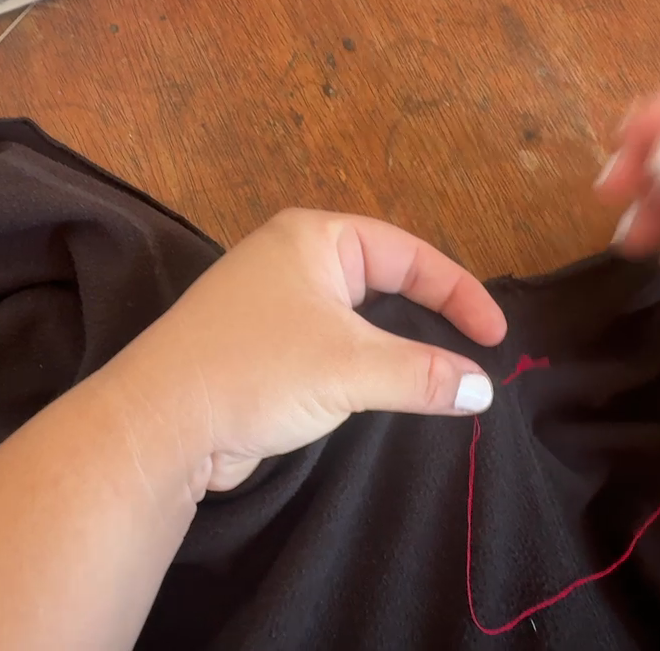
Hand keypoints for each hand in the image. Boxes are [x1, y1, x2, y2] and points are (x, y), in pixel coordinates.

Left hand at [96, 209, 507, 492]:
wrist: (163, 419)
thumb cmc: (257, 369)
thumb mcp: (349, 367)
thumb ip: (421, 374)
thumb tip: (482, 388)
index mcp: (312, 238)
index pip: (404, 252)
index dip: (456, 290)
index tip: (497, 335)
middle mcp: (292, 258)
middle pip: (382, 278)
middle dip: (428, 312)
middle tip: (474, 352)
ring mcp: (274, 300)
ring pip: (355, 315)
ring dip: (396, 343)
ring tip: (440, 375)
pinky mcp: (263, 342)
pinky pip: (330, 342)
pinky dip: (363, 361)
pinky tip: (384, 389)